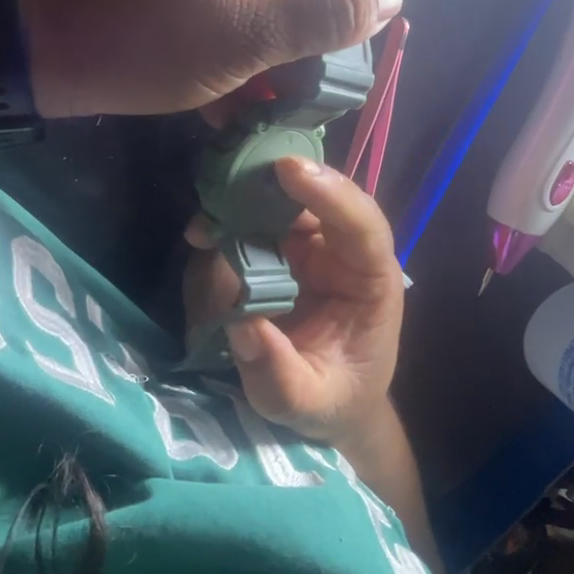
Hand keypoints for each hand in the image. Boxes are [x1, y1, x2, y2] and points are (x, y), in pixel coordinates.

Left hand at [21, 0, 400, 117]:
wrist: (43, 58)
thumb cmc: (149, 42)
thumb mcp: (250, 35)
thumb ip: (325, 16)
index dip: (322, 22)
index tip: (321, 79)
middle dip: (281, 44)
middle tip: (286, 100)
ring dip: (248, 55)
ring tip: (253, 106)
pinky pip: (199, 3)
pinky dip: (213, 45)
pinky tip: (221, 97)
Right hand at [184, 156, 404, 443]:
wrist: (325, 403)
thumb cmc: (329, 400)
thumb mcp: (303, 403)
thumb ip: (278, 372)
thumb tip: (244, 324)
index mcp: (370, 283)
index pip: (363, 227)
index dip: (331, 193)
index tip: (288, 170)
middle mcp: (342, 254)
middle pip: (316, 200)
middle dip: (272, 186)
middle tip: (225, 185)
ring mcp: (309, 249)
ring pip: (280, 205)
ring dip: (242, 204)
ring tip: (205, 226)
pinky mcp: (279, 252)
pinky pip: (254, 223)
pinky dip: (227, 222)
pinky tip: (203, 235)